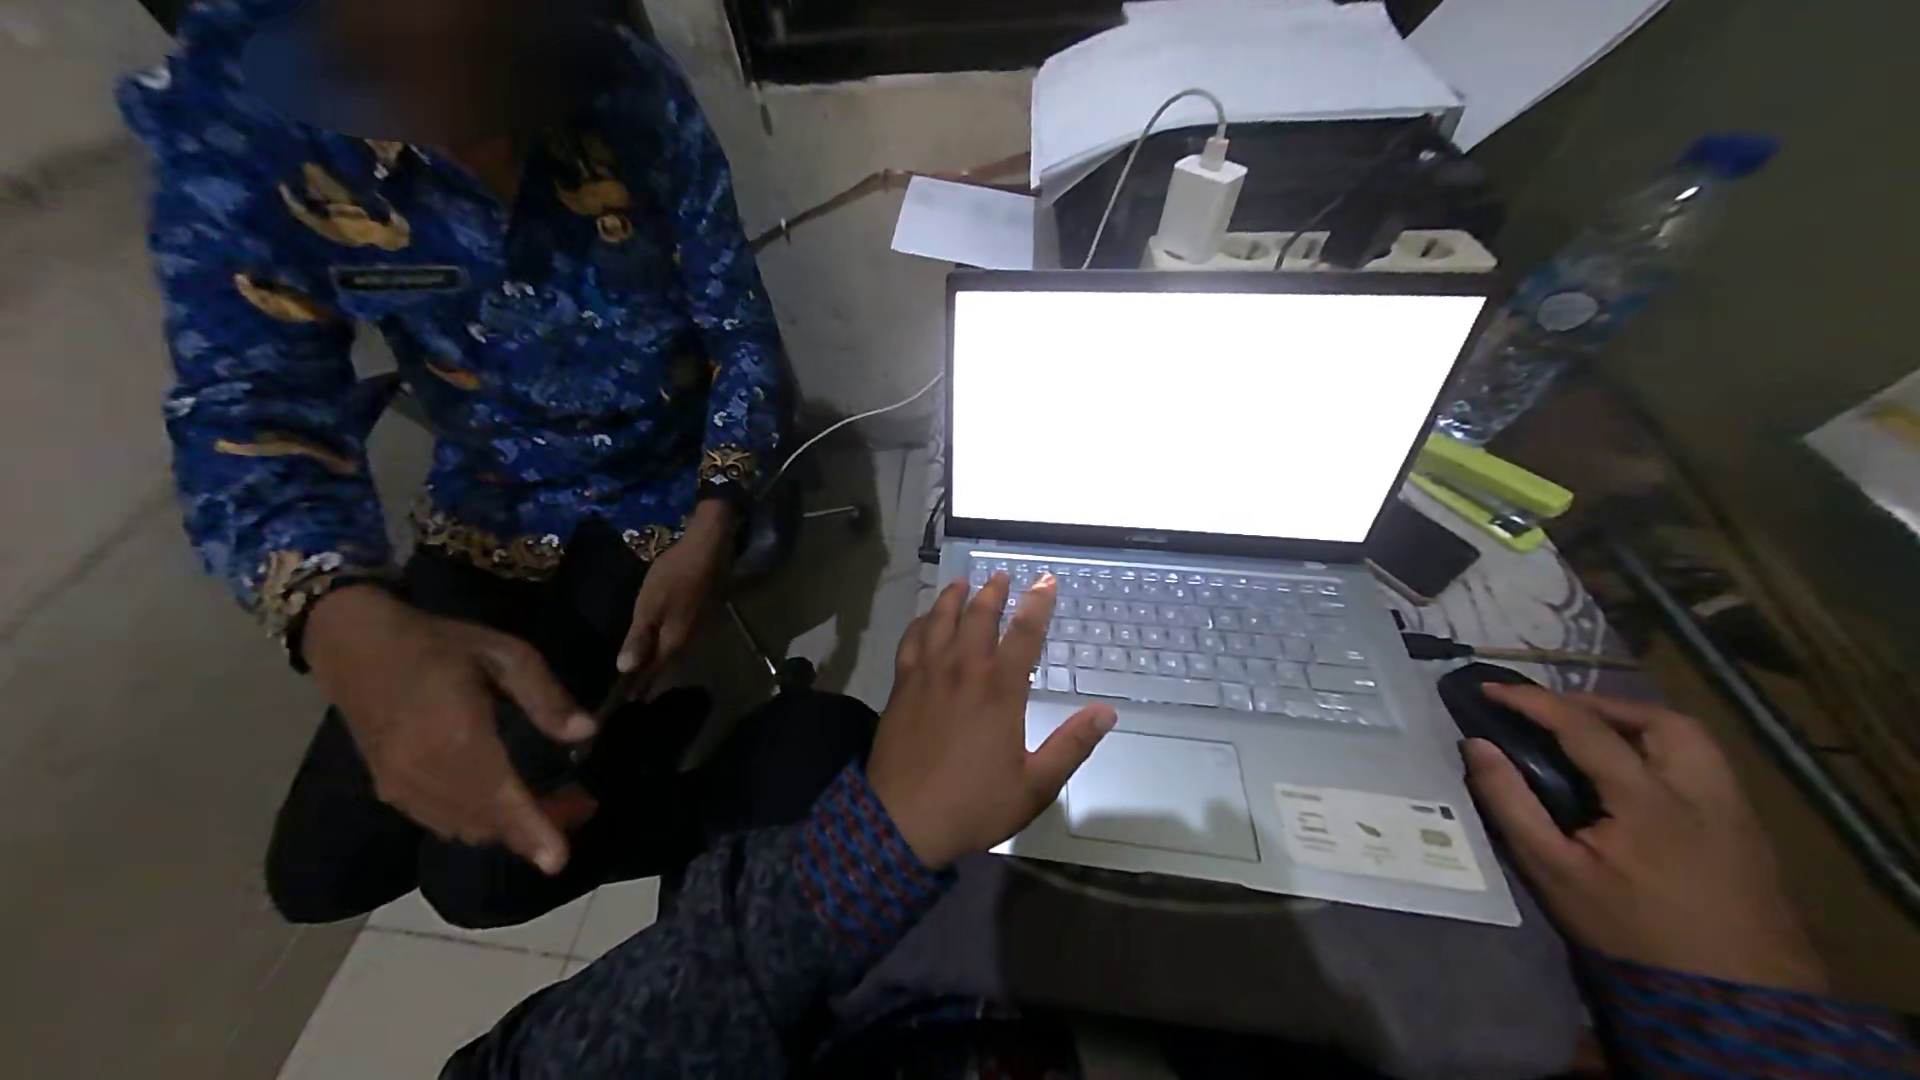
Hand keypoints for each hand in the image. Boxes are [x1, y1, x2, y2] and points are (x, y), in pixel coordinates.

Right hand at [305, 585, 596, 873]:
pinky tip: (511, 804)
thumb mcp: (509, 656)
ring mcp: (401, 786)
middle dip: (540, 826)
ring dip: (513, 826)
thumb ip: (547, 698)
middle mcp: (425, 775)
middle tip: (586, 807)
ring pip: (465, 826)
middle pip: (488, 820)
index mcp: (458, 740)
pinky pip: (440, 820)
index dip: (532, 831)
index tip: (558, 861)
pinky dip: (481, 822)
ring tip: (562, 804)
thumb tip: (587, 733)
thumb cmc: (444, 645)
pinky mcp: (389, 787)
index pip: (501, 798)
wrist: (358, 646)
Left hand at [617, 500, 735, 678]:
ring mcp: (700, 628)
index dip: (636, 688)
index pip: (652, 673)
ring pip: (675, 653)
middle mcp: (690, 641)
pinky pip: (682, 639)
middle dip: (649, 678)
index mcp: (674, 642)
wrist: (709, 550)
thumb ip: (639, 638)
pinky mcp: (703, 615)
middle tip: (630, 691)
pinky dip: (668, 646)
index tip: (619, 705)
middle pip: (666, 666)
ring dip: (660, 662)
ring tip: (643, 670)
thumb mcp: (649, 605)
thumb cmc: (674, 576)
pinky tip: (661, 641)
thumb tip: (625, 671)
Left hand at [867, 572, 1116, 868]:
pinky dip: (921, 621)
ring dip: (954, 597)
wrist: (902, 821)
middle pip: (979, 616)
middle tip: (1002, 574)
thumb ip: (1071, 745)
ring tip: (963, 582)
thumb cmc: (973, 804)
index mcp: (999, 690)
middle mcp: (963, 670)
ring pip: (941, 620)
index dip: (1038, 602)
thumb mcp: (1034, 785)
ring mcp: (928, 674)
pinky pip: (911, 640)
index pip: (1024, 633)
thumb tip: (1106, 713)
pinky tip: (926, 617)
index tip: (1046, 580)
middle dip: (993, 591)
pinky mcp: (902, 685)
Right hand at [1463, 686, 1825, 991]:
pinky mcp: (1748, 833)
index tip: (1489, 688)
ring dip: (1636, 724)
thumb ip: (1509, 801)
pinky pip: (1703, 768)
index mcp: (1651, 800)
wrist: (1735, 999)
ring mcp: (1735, 813)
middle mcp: (1702, 794)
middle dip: (1601, 704)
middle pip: (1662, 721)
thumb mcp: (1551, 869)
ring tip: (1590, 734)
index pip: (1584, 727)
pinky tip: (1629, 773)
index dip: (1532, 700)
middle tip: (1554, 711)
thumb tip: (1476, 745)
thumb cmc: (1630, 929)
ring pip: (1693, 741)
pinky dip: (1659, 750)